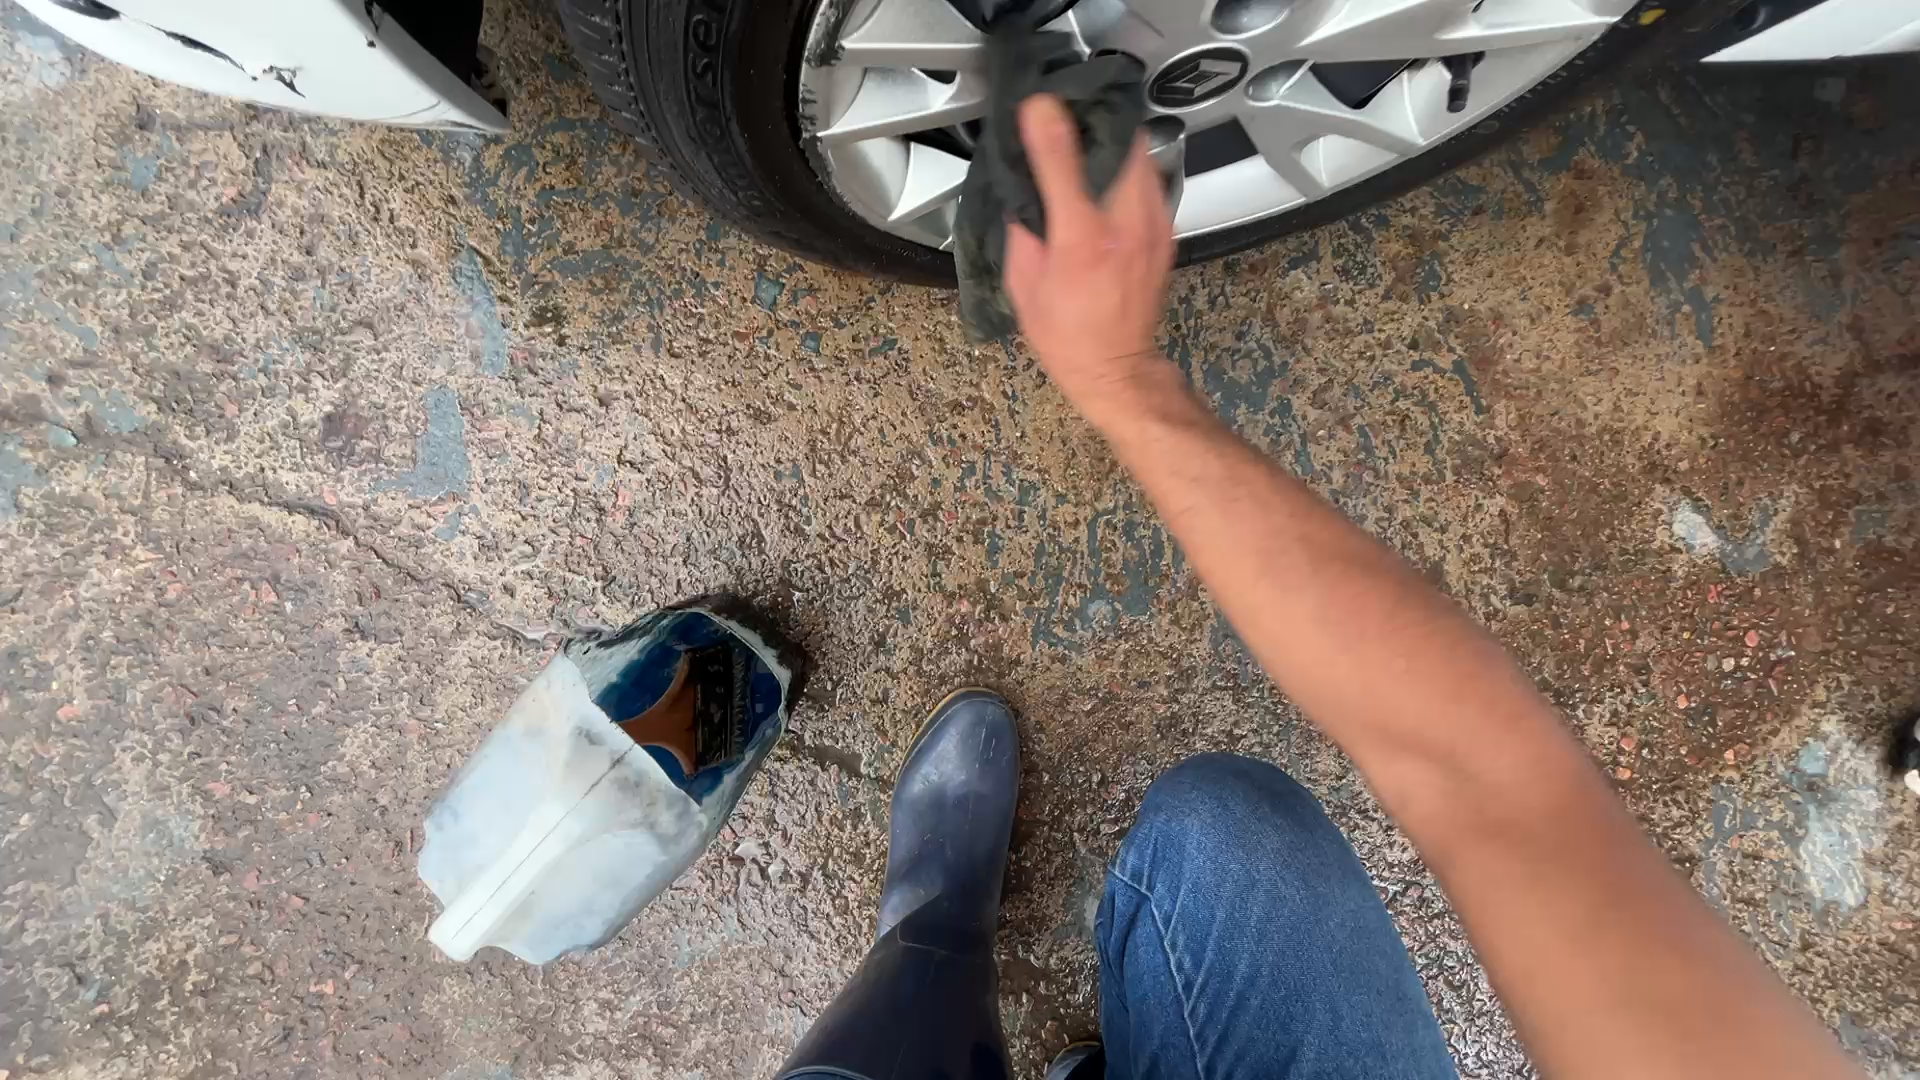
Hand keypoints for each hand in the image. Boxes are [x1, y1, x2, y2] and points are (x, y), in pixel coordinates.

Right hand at [1004, 94, 1178, 425]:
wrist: (1115, 368)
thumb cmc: (1069, 337)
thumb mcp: (1024, 287)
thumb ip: (1022, 229)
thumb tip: (1024, 190)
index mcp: (1081, 241)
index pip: (1064, 162)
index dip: (1047, 126)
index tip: (1036, 107)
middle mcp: (1125, 227)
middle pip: (1119, 140)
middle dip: (1091, 125)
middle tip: (1068, 126)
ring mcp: (1153, 227)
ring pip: (1141, 153)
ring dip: (1112, 144)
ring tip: (1088, 151)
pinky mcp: (1165, 232)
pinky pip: (1150, 180)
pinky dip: (1128, 171)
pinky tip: (1108, 184)